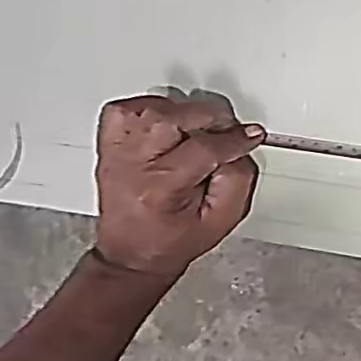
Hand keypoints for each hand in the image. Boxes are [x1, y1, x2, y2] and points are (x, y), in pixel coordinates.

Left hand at [92, 95, 264, 277]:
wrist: (133, 252)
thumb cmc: (174, 240)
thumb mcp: (223, 219)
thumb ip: (240, 179)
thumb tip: (240, 148)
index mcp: (160, 190)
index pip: (204, 148)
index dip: (235, 139)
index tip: (252, 136)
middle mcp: (132, 166)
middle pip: (171, 119)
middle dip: (210, 119)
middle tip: (226, 131)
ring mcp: (117, 153)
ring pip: (149, 109)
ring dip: (182, 112)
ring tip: (199, 127)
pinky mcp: (109, 145)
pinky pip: (123, 110)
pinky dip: (149, 107)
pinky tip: (168, 122)